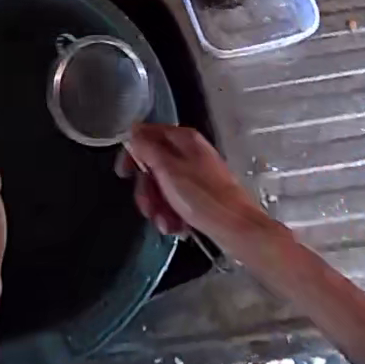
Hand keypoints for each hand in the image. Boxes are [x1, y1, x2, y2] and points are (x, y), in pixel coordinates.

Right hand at [116, 124, 274, 248]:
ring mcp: (197, 173)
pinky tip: (176, 227)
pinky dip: (172, 213)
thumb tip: (132, 132)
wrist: (240, 230)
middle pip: (153, 163)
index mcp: (183, 139)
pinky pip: (177, 199)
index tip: (123, 175)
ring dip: (159, 205)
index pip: (146, 133)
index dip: (132, 153)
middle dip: (147, 189)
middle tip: (148, 208)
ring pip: (163, 184)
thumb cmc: (202, 198)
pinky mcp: (202, 195)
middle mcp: (189, 151)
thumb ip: (147, 148)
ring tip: (165, 224)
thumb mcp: (168, 170)